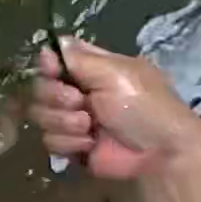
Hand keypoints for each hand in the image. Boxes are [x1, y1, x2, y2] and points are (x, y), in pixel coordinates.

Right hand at [30, 37, 200, 179]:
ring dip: (63, 121)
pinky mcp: (71, 145)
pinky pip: (49, 139)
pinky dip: (69, 142)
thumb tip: (49, 45)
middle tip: (78, 101)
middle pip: (41, 86)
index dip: (49, 64)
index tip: (53, 70)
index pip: (56, 58)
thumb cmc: (144, 107)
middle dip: (55, 96)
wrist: (160, 156)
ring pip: (40, 114)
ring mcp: (73, 119)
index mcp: (93, 69)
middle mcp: (80, 92)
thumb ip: (78, 58)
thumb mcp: (115, 73)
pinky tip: (90, 144)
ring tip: (88, 127)